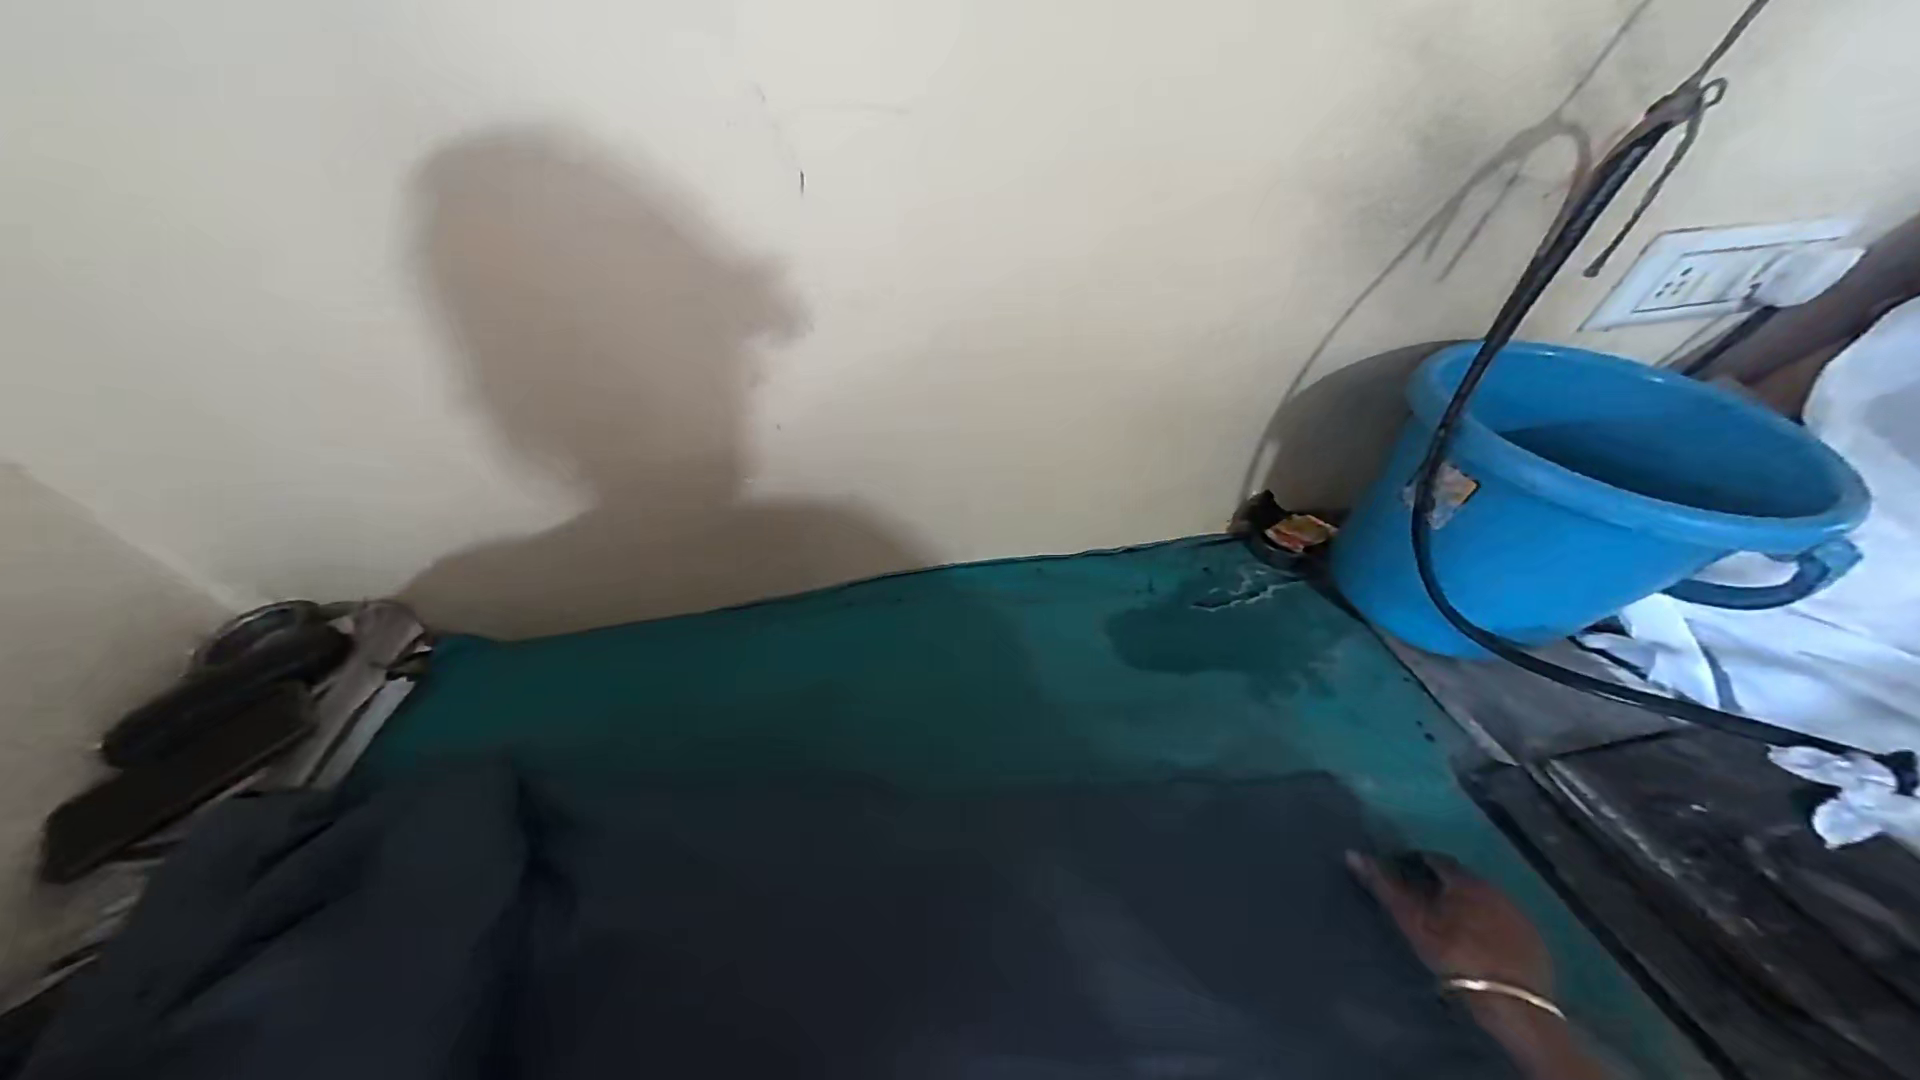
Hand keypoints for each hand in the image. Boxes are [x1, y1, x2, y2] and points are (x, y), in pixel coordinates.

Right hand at [1346, 850, 1550, 993]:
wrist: (1512, 1006)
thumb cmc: (1454, 954)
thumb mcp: (1411, 920)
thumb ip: (1383, 885)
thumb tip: (1351, 853)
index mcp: (1465, 880)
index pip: (1435, 859)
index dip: (1415, 863)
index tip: (1400, 875)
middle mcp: (1495, 890)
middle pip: (1460, 879)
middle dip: (1440, 885)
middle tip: (1420, 900)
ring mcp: (1520, 917)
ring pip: (1483, 901)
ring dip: (1465, 905)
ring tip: (1446, 922)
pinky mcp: (1535, 943)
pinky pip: (1502, 923)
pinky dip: (1486, 925)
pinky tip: (1476, 943)